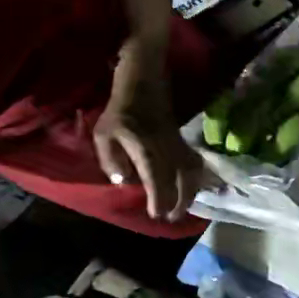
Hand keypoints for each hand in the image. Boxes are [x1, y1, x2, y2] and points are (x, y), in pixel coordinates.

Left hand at [93, 47, 202, 221]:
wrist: (143, 78)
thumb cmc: (119, 107)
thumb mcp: (103, 133)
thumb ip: (110, 160)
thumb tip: (125, 182)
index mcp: (143, 144)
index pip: (154, 175)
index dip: (158, 197)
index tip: (156, 214)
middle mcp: (164, 145)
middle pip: (179, 177)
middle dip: (178, 201)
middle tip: (170, 218)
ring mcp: (176, 141)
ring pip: (191, 171)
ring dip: (190, 192)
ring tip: (183, 210)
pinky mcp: (182, 139)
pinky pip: (194, 162)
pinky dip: (195, 179)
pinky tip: (192, 190)